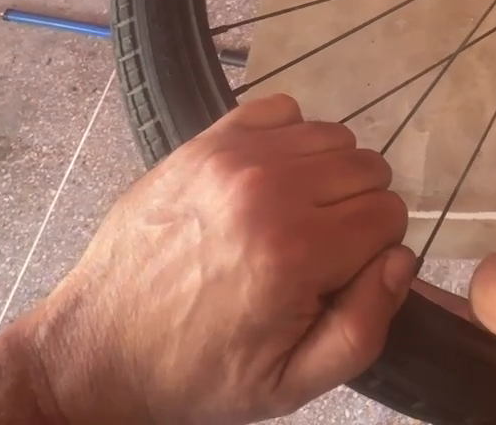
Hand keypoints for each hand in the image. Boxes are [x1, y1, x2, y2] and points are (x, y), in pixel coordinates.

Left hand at [14, 94, 413, 423]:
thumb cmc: (197, 374)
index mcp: (296, 253)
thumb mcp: (289, 386)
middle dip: (357, 208)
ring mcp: (238, 155)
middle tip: (317, 246)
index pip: (390, 215)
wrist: (95, 351)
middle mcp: (273, 190)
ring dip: (328, 172)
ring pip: (336, 136)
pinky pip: (287, 109)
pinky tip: (269, 177)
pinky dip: (291, 138)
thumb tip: (401, 258)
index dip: (375, 248)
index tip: (340, 272)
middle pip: (370, 169)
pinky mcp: (211, 137)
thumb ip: (364, 329)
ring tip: (292, 212)